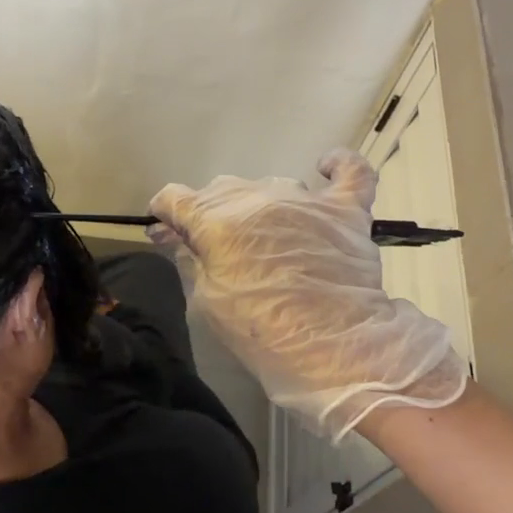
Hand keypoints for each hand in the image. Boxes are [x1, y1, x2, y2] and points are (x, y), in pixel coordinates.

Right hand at [148, 149, 464, 440]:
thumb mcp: (208, 298)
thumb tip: (171, 235)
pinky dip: (337, 167)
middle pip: (220, 189)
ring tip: (259, 235)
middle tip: (210, 246)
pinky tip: (325, 168)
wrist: (331, 344)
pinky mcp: (346, 210)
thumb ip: (191, 258)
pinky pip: (349, 174)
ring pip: (270, 185)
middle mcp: (257, 198)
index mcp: (216, 221)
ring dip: (256, 205)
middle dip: (207, 212)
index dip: (164, 213)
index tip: (164, 231)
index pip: (175, 198)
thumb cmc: (258, 329)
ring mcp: (304, 200)